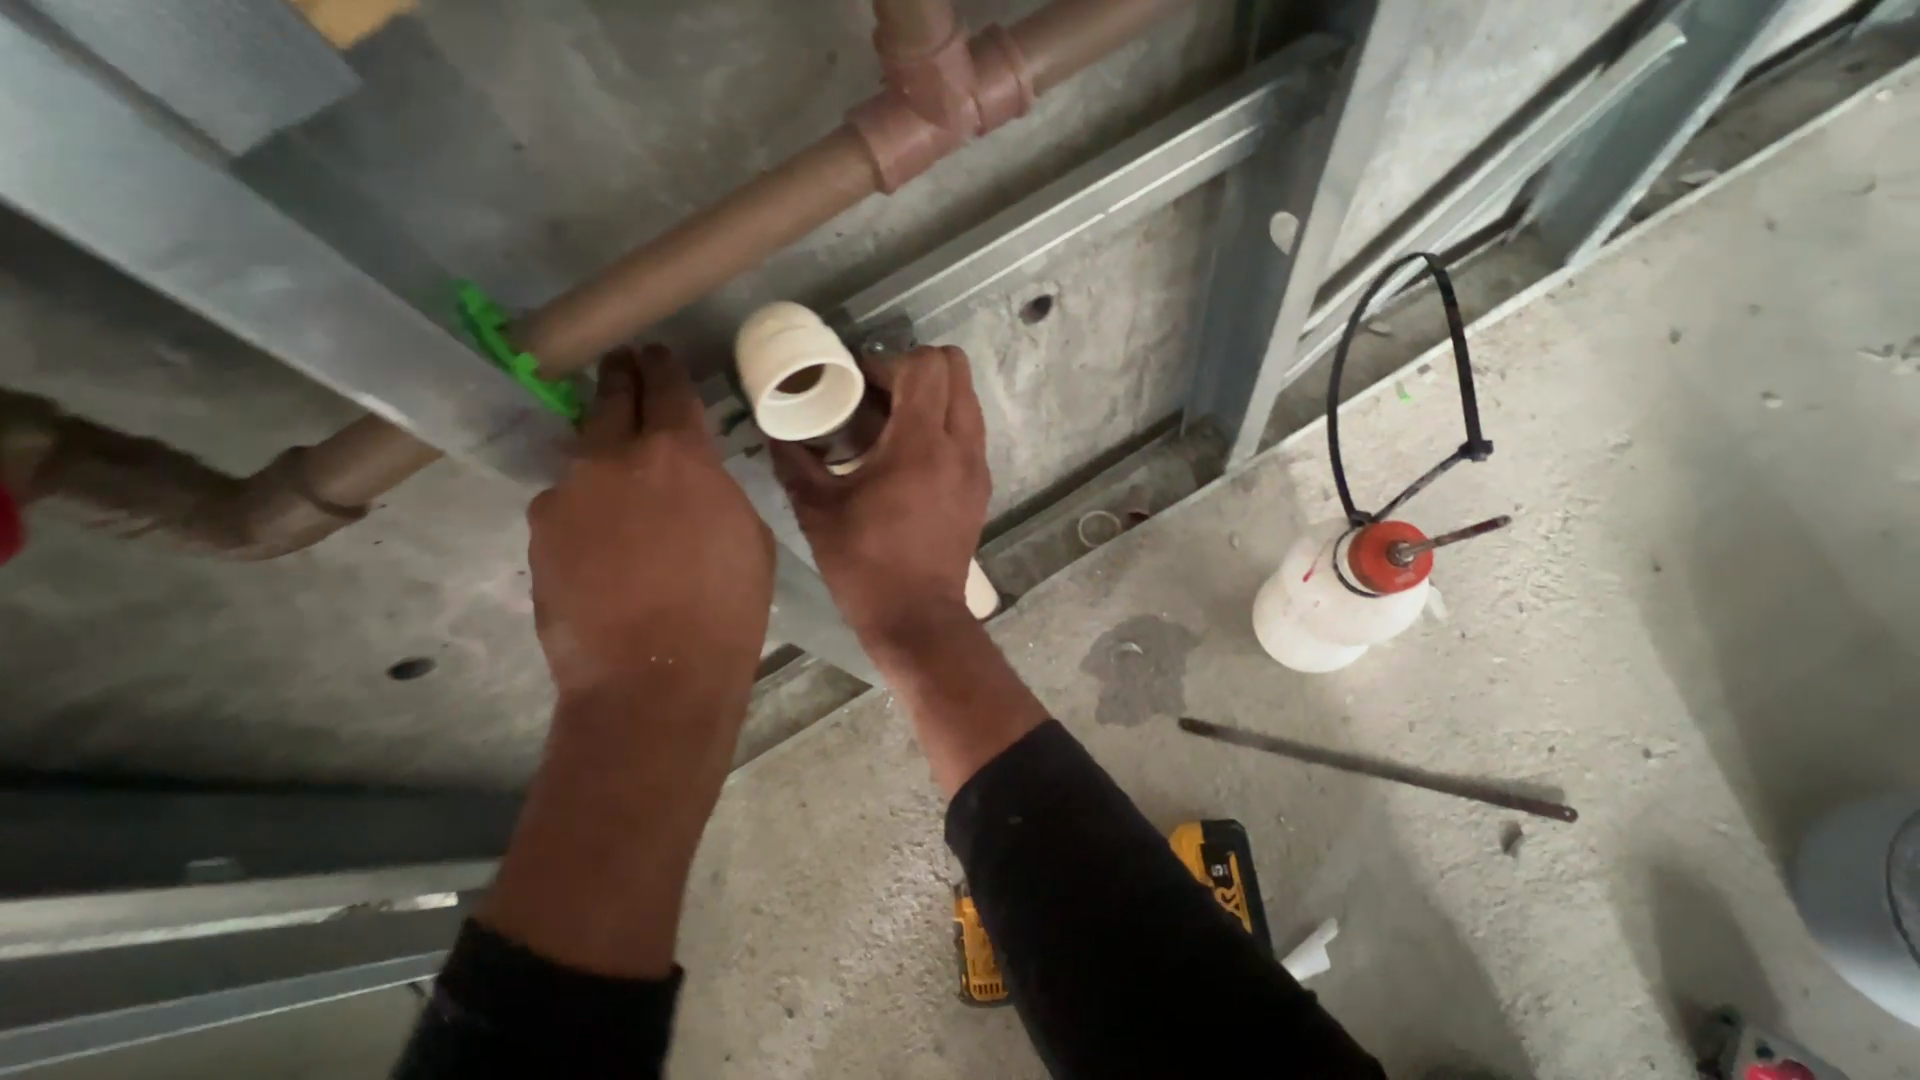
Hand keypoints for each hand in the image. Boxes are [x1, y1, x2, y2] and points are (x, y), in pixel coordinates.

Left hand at [528, 345, 773, 703]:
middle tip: (624, 369)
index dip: (662, 367)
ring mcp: (566, 494)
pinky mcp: (538, 533)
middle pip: (610, 398)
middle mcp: (613, 458)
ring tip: (617, 478)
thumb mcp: (748, 536)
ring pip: (582, 455)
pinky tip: (599, 540)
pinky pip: (564, 504)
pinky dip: (582, 508)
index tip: (657, 355)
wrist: (653, 679)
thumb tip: (690, 478)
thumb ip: (713, 489)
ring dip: (601, 455)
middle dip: (620, 379)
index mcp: (678, 454)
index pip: (665, 387)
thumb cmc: (725, 611)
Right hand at [771, 345, 988, 653]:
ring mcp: (976, 466)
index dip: (885, 361)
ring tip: (891, 422)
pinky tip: (908, 456)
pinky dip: (943, 425)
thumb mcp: (817, 510)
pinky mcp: (980, 487)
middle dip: (915, 367)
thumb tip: (773, 430)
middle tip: (877, 392)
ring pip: (966, 399)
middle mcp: (959, 445)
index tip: (855, 382)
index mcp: (920, 443)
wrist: (916, 617)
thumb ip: (793, 461)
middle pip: (955, 368)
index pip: (924, 365)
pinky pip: (968, 432)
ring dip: (931, 396)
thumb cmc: (864, 564)